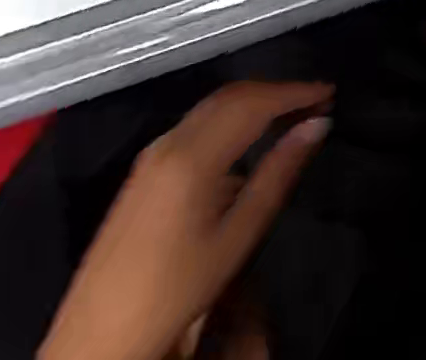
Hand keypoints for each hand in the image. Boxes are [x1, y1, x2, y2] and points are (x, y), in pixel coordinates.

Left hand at [39, 81, 334, 359]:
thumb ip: (279, 173)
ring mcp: (153, 152)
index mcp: (193, 157)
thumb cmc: (176, 289)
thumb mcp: (238, 235)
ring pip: (214, 104)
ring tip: (294, 112)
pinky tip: (252, 131)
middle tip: (318, 100)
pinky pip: (199, 120)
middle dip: (279, 91)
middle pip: (233, 95)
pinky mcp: (145, 165)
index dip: (296, 92)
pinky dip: (233, 114)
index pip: (254, 103)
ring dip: (256, 99)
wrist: (96, 339)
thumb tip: (318, 125)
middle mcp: (170, 142)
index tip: (329, 92)